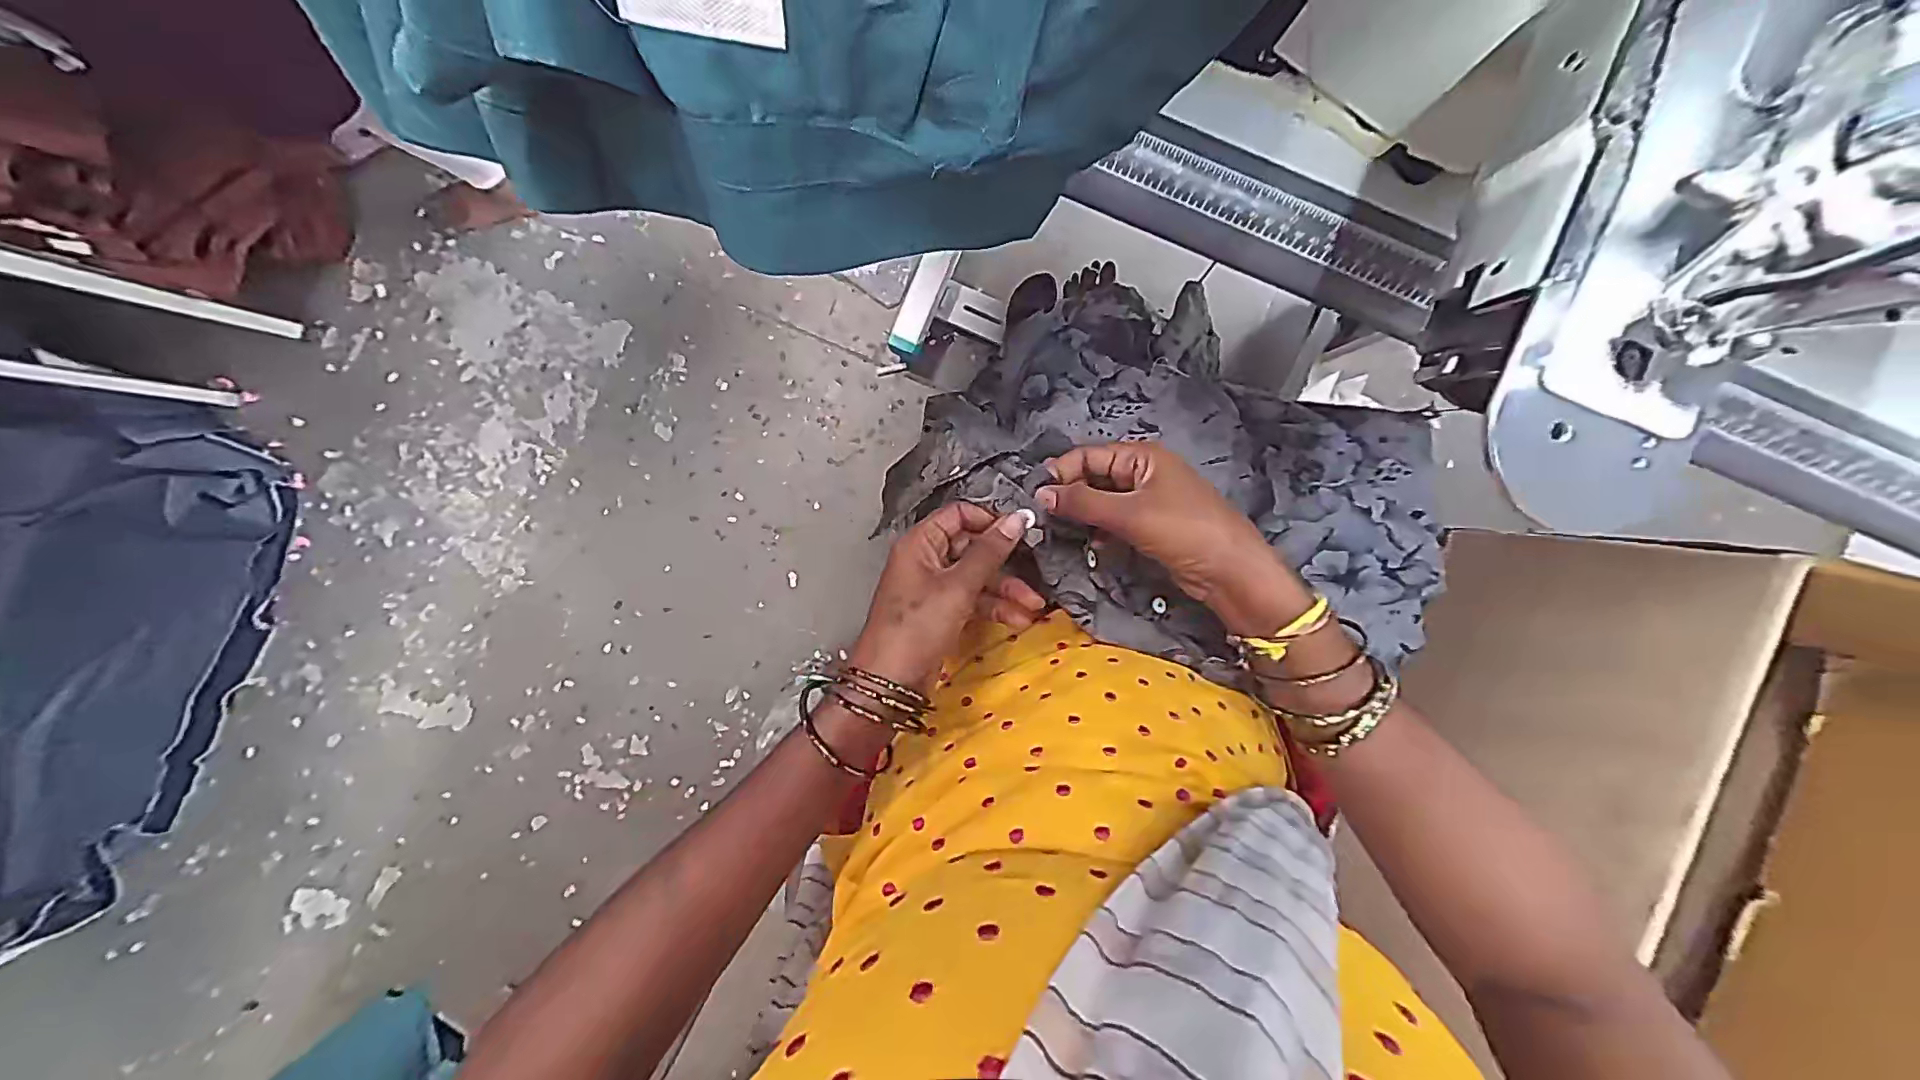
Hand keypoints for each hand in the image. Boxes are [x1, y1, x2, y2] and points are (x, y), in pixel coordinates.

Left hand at [849, 502, 1045, 691]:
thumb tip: (1016, 519)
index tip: (1020, 533)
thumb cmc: (916, 628)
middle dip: (1005, 564)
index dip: (990, 521)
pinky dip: (994, 608)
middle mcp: (926, 560)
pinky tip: (1017, 619)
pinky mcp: (942, 612)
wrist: (891, 682)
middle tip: (1034, 573)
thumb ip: (990, 552)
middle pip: (973, 548)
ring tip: (1033, 606)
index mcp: (920, 543)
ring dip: (1006, 591)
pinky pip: (973, 600)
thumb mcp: (958, 586)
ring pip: (977, 577)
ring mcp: (934, 588)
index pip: (959, 514)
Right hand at [1036, 442, 1310, 634]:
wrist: (1231, 572)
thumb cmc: (1185, 532)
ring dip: (1084, 515)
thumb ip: (1083, 502)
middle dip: (1070, 495)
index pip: (1088, 455)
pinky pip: (1115, 521)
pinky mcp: (1151, 525)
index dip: (1062, 473)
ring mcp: (1148, 500)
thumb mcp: (1130, 514)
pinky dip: (1100, 530)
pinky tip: (1091, 544)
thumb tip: (1041, 493)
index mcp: (1142, 456)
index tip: (1037, 497)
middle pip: (1094, 477)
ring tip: (1061, 532)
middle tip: (1044, 518)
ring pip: (1103, 501)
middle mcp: (1144, 472)